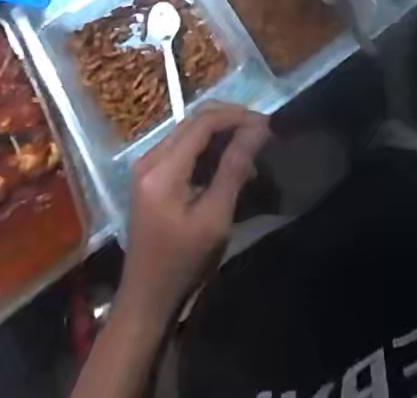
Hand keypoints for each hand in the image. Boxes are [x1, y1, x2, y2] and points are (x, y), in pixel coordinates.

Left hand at [122, 105, 271, 316]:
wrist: (148, 298)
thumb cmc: (184, 261)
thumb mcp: (215, 216)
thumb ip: (235, 166)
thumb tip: (260, 126)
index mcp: (162, 170)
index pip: (204, 122)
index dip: (239, 117)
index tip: (269, 125)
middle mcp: (149, 161)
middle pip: (196, 120)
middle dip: (232, 120)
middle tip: (263, 134)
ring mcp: (147, 168)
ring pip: (191, 130)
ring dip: (223, 133)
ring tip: (250, 150)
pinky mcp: (152, 177)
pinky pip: (185, 146)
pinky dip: (211, 147)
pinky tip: (229, 164)